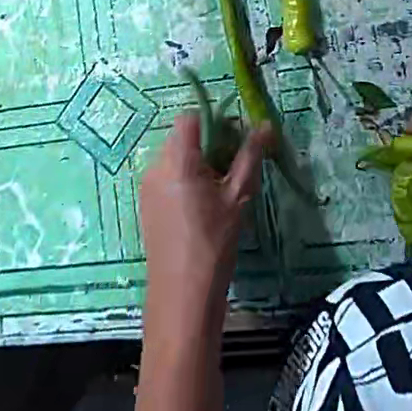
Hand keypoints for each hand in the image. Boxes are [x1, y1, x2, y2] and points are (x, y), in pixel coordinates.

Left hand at [138, 113, 274, 322]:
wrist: (182, 293)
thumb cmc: (214, 241)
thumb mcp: (239, 195)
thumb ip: (251, 155)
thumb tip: (265, 124)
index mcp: (177, 160)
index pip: (191, 117)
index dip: (215, 120)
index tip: (236, 141)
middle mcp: (156, 166)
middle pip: (183, 136)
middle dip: (211, 143)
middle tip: (234, 168)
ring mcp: (148, 186)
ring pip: (176, 157)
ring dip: (200, 162)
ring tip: (221, 190)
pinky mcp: (147, 203)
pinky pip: (168, 176)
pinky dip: (187, 179)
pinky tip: (204, 206)